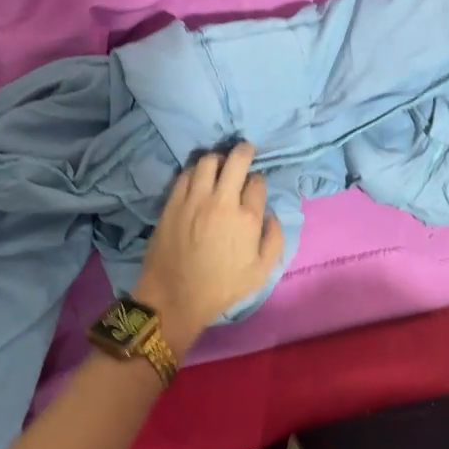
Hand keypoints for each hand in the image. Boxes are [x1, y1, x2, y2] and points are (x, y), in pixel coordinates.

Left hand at [132, 142, 284, 352]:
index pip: (258, 182)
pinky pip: (185, 174)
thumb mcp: (262, 272)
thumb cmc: (222, 287)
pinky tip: (198, 178)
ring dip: (218, 159)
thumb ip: (274, 239)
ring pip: (208, 161)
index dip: (258, 180)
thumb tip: (272, 214)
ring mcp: (194, 200)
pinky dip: (195, 171)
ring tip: (219, 165)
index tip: (255, 185)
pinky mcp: (173, 203)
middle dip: (244, 151)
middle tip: (246, 150)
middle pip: (236, 160)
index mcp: (247, 218)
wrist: (175, 298)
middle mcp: (222, 201)